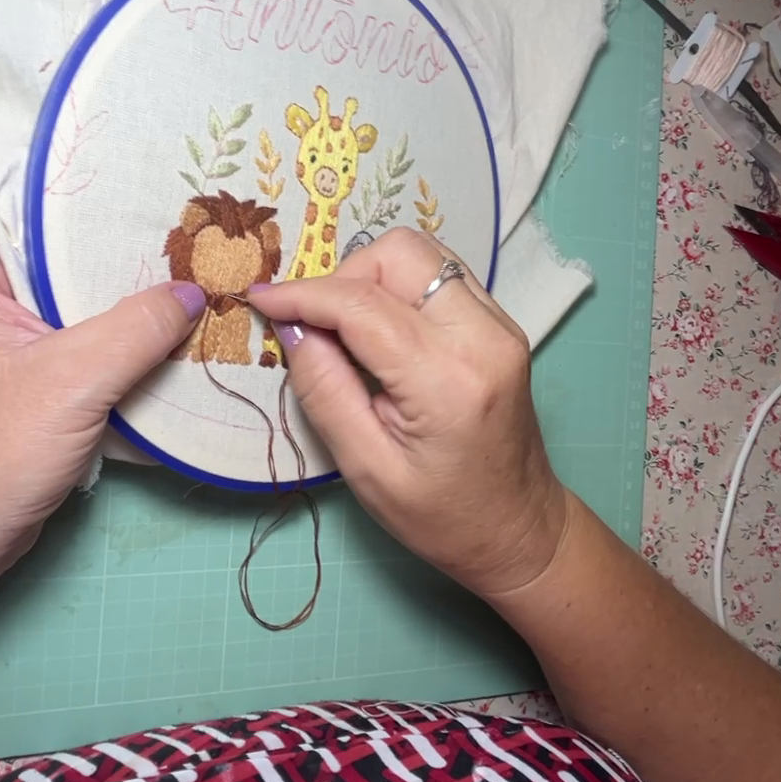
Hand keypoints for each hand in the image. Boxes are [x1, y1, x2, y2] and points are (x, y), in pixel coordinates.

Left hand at [0, 211, 203, 576]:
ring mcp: (21, 337)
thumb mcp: (71, 381)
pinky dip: (131, 330)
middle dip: (126, 234)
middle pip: (67, 247)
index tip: (146, 165)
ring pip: (86, 294)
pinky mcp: (44, 374)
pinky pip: (94, 335)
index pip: (27, 198)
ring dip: (134, 287)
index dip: (84, 179)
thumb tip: (196, 292)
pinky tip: (177, 322)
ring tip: (196, 259)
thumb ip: (136, 328)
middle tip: (191, 213)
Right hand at [245, 229, 568, 596]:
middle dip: (344, 278)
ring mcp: (500, 324)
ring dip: (372, 277)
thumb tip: (293, 327)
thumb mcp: (366, 468)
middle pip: (400, 253)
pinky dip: (399, 285)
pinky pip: (440, 273)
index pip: (362, 304)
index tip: (261, 299)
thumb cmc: (441, 515)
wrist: (519, 529)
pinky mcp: (501, 323)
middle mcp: (483, 335)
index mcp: (448, 379)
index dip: (303, 295)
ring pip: (422, 252)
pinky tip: (383, 329)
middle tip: (319, 327)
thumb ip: (324, 390)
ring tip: (348, 328)